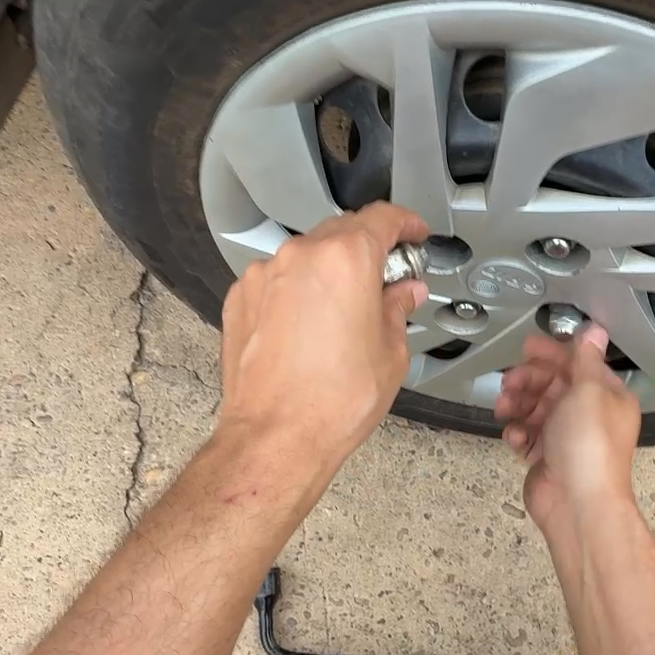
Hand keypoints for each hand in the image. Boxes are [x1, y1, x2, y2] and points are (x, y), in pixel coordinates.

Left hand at [217, 202, 429, 468]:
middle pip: (342, 233)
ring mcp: (264, 276)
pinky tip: (311, 328)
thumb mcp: (390, 353)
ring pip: (307, 257)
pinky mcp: (241, 299)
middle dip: (368, 251)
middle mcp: (300, 257)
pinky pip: (277, 281)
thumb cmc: (331, 402)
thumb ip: (398, 309)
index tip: (414, 234)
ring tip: (347, 312)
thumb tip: (404, 294)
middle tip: (388, 279)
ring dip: (330, 273)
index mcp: (346, 260)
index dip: (406, 223)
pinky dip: (298, 292)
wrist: (276, 436)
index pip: (382, 219)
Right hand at [493, 324, 641, 540]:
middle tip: (511, 382)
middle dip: (528, 381)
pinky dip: (517, 433)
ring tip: (506, 408)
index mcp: (606, 396)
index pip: (577, 364)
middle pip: (551, 385)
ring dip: (517, 405)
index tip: (527, 348)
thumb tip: (595, 331)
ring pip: (535, 409)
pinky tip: (516, 437)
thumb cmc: (589, 448)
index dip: (551, 354)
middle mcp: (588, 415)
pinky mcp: (547, 457)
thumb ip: (585, 358)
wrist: (577, 502)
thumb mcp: (588, 390)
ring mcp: (566, 437)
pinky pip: (527, 436)